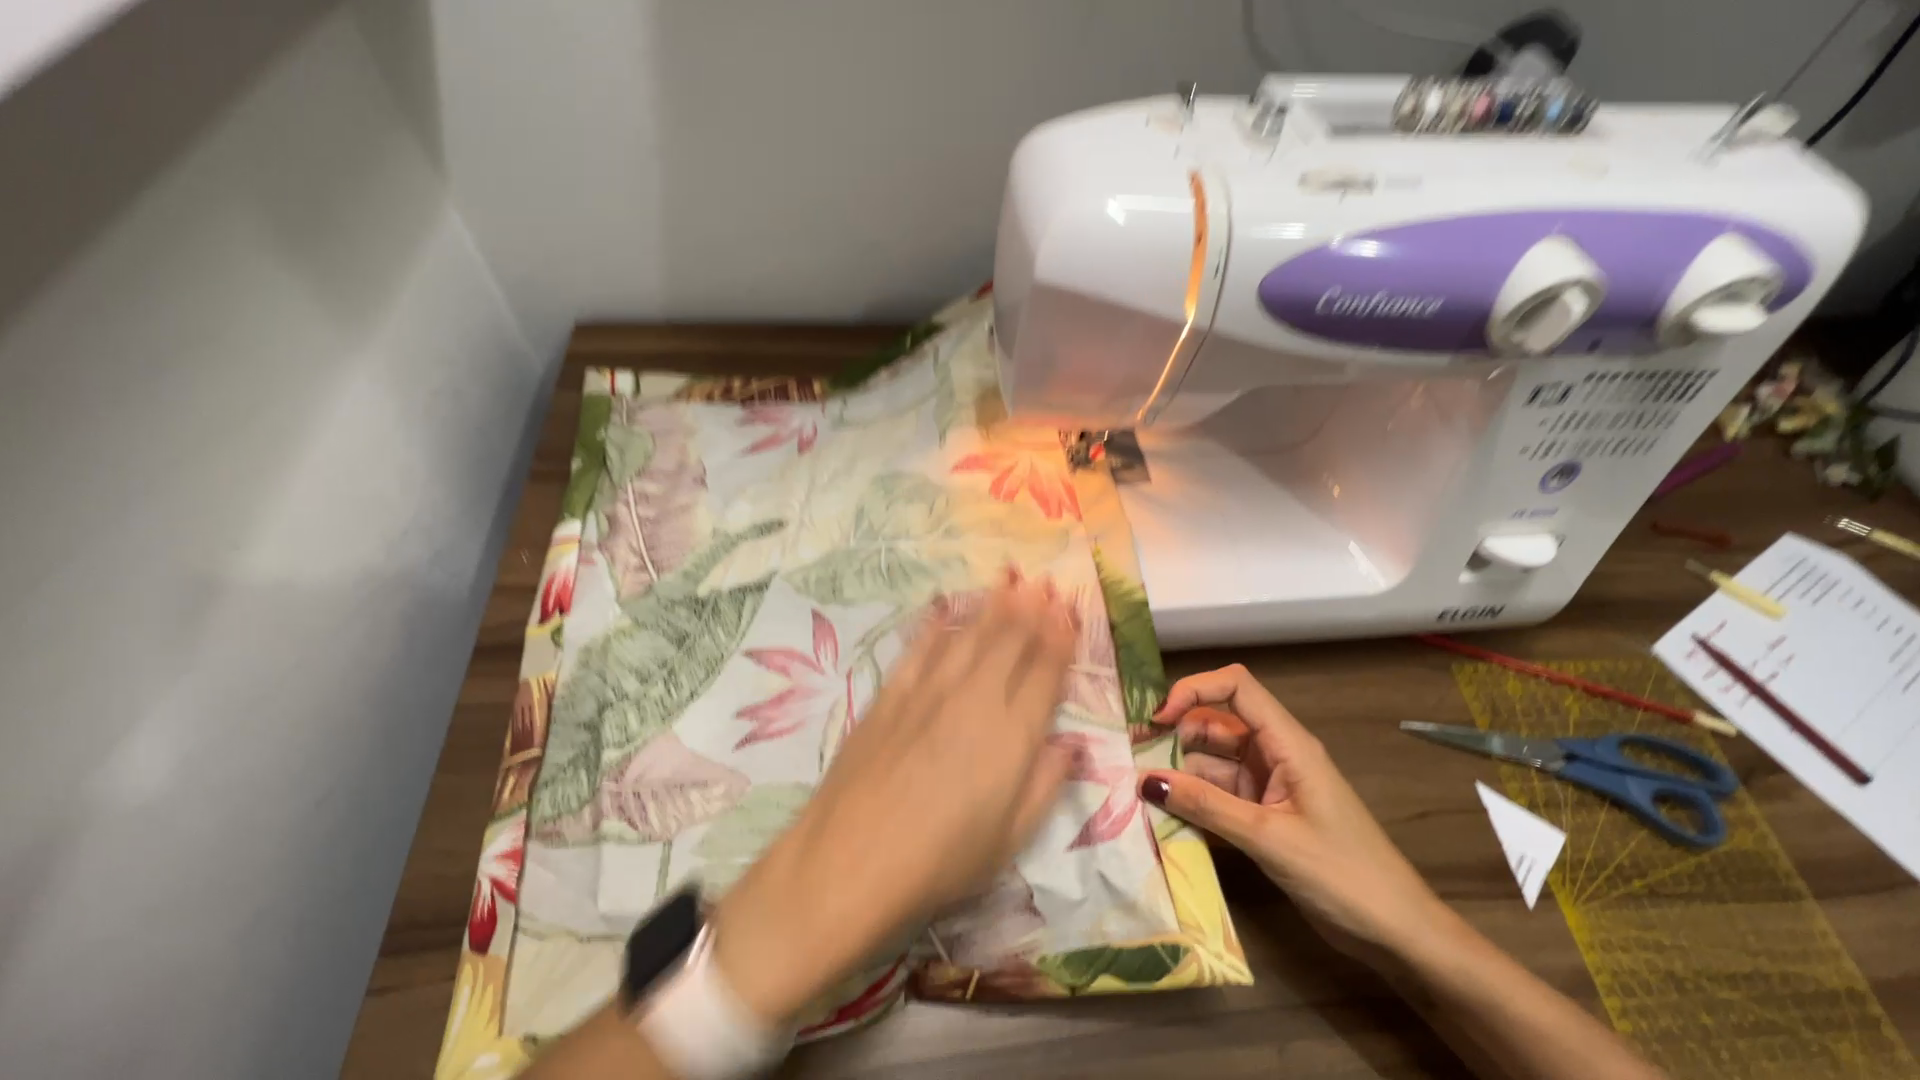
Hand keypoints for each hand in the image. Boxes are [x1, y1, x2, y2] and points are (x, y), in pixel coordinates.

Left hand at [710, 574, 1077, 1024]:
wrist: (849, 863)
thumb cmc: (940, 864)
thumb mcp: (1010, 839)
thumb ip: (1044, 785)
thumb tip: (1069, 744)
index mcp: (1012, 736)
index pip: (1046, 674)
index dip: (1061, 639)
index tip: (1070, 612)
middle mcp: (973, 701)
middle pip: (1009, 643)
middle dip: (1031, 609)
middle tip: (1044, 582)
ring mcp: (926, 694)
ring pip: (968, 637)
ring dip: (992, 607)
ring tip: (1009, 582)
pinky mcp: (887, 698)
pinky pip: (918, 650)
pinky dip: (936, 627)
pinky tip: (945, 612)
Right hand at [1138, 664, 1455, 970]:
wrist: (1394, 930)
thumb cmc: (1342, 874)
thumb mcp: (1268, 837)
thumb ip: (1206, 806)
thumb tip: (1144, 779)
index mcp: (1288, 743)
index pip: (1236, 688)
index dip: (1194, 690)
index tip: (1157, 719)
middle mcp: (1275, 755)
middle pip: (1215, 725)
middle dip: (1173, 734)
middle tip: (1128, 757)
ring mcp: (1268, 786)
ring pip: (1211, 763)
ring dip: (1177, 773)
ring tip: (1136, 791)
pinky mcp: (1263, 816)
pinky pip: (1218, 796)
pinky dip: (1192, 801)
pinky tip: (1162, 814)